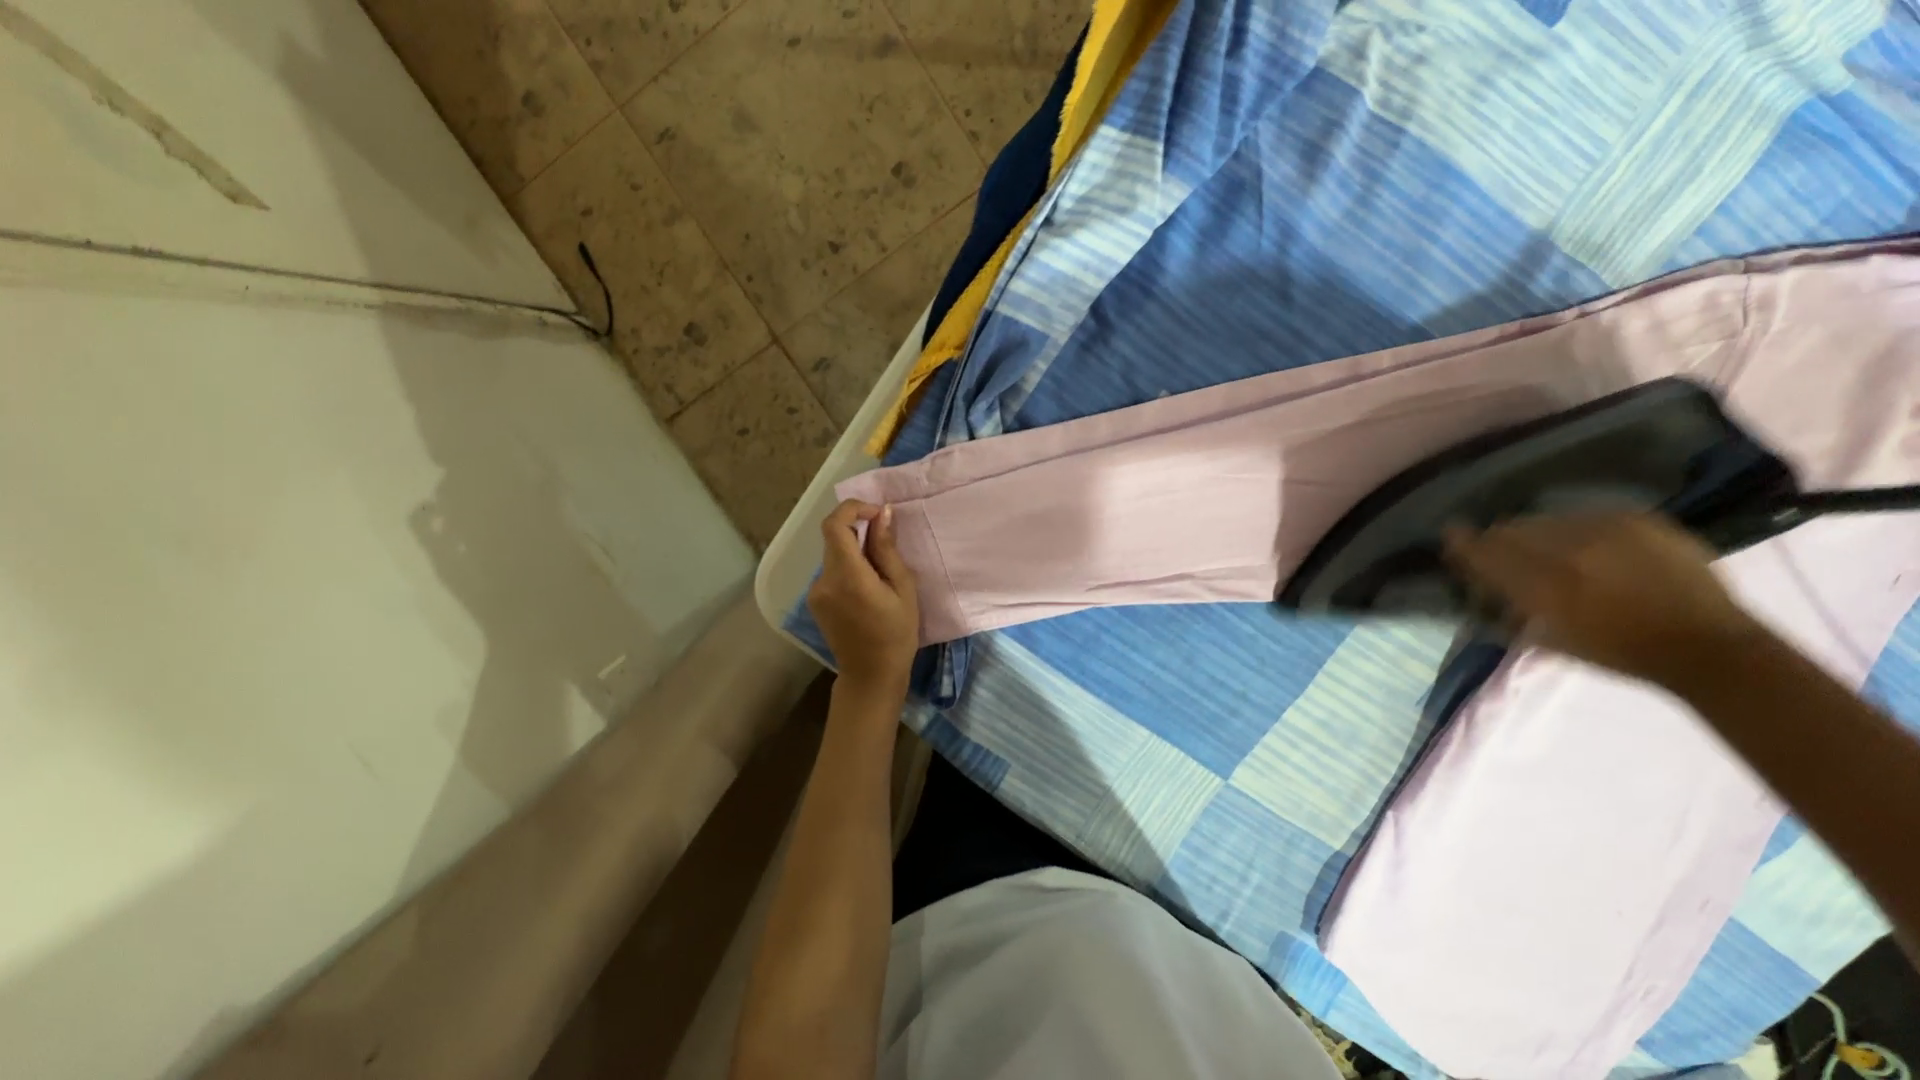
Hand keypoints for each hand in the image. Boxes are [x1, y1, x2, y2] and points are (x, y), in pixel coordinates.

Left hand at [809, 499, 919, 688]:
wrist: (871, 674)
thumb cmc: (896, 633)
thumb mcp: (903, 588)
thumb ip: (887, 548)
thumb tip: (881, 513)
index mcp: (848, 576)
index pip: (834, 525)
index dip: (853, 509)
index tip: (876, 514)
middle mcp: (824, 580)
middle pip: (834, 538)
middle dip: (859, 531)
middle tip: (887, 545)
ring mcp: (816, 591)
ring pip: (833, 555)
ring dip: (854, 551)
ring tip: (881, 573)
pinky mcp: (815, 601)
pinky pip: (831, 572)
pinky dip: (848, 567)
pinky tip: (867, 589)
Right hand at [1442, 512, 1766, 686]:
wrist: (1706, 645)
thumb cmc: (1621, 653)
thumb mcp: (1552, 641)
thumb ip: (1514, 611)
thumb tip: (1485, 591)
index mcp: (1546, 585)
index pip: (1490, 551)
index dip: (1466, 544)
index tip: (1450, 537)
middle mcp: (1571, 548)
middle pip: (1515, 530)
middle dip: (1501, 539)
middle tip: (1496, 549)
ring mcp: (1607, 528)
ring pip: (1549, 520)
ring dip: (1537, 532)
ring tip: (1542, 548)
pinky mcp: (1637, 518)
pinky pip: (1587, 515)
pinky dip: (1575, 529)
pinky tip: (1585, 546)